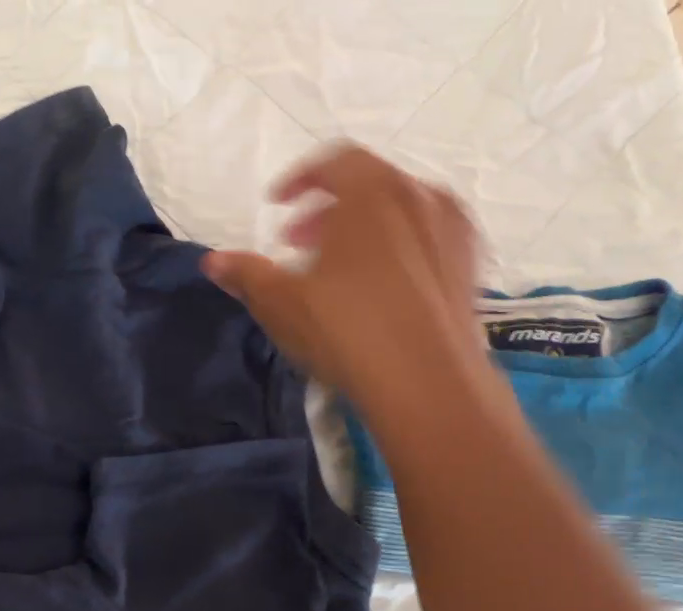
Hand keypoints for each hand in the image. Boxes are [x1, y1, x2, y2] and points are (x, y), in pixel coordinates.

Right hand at [202, 145, 494, 420]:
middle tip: (295, 242)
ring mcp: (451, 226)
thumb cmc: (343, 329)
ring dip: (360, 224)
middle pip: (369, 182)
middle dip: (326, 207)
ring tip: (331, 265)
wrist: (425, 377)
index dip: (300, 179)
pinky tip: (372, 283)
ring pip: (398, 207)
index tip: (275, 207)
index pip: (337, 161)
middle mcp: (418, 196)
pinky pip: (423, 232)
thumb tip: (213, 260)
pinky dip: (392, 242)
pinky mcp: (469, 258)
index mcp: (371, 195)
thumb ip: (246, 274)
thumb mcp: (278, 302)